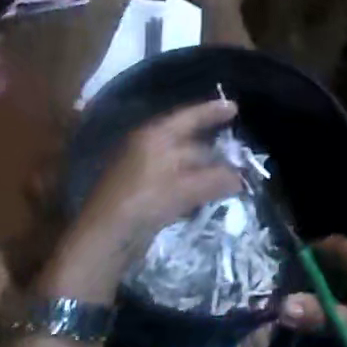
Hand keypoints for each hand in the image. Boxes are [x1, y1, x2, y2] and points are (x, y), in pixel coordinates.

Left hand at [44, 100, 241, 293]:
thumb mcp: (185, 189)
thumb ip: (216, 180)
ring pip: (183, 162)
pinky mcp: (143, 192)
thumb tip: (240, 178)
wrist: (105, 238)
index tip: (236, 108)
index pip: (188, 117)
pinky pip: (176, 180)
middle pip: (188, 140)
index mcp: (155, 137)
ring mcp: (143, 170)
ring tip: (231, 174)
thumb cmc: (144, 202)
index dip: (212, 111)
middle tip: (240, 152)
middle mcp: (148, 147)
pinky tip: (208, 193)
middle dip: (215, 146)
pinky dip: (194, 183)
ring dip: (206, 168)